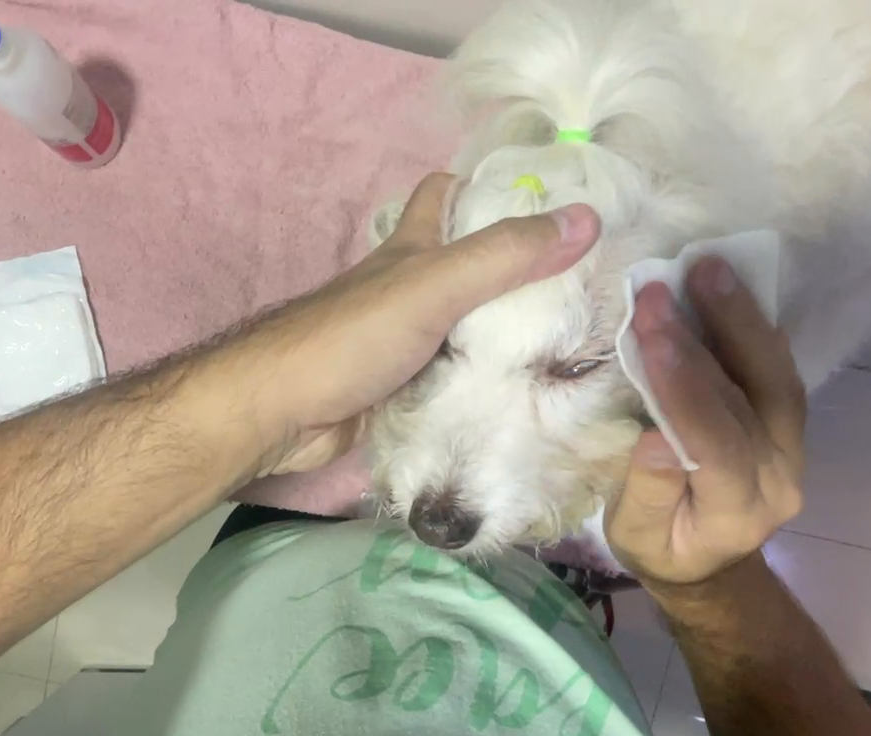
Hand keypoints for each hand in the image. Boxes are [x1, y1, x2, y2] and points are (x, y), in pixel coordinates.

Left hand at [223, 172, 599, 475]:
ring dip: (506, 337)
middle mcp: (409, 292)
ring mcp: (405, 344)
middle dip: (516, 272)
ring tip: (572, 345)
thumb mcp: (433, 286)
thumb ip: (503, 257)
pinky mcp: (403, 391)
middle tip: (579, 288)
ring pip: (465, 330)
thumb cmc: (352, 338)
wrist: (284, 414)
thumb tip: (587, 219)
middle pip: (468, 268)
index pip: (447, 194)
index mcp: (412, 250)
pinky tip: (524, 395)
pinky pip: (455, 380)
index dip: (490, 186)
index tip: (551, 204)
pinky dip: (484, 384)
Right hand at [604, 258, 807, 589]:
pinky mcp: (788, 425)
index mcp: (738, 511)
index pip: (717, 441)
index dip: (684, 388)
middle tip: (671, 284)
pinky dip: (752, 328)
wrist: (707, 563)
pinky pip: (776, 370)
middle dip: (709, 337)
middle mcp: (780, 475)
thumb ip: (648, 493)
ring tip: (709, 268)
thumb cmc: (661, 550)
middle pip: (755, 396)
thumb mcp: (635, 537)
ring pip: (776, 374)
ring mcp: (792, 447)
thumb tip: (653, 438)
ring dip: (743, 317)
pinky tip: (730, 291)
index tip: (650, 334)